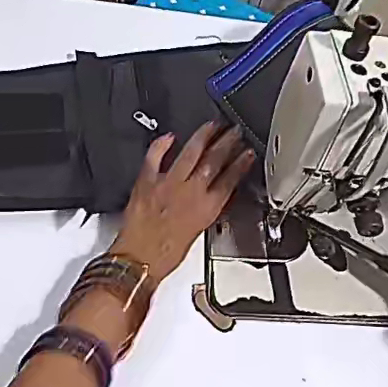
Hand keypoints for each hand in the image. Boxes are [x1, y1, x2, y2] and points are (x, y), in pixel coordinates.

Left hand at [110, 123, 254, 276]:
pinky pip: (155, 156)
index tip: (247, 152)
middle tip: (234, 131)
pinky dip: (162, 144)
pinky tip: (170, 136)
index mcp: (207, 208)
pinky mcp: (148, 181)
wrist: (140, 260)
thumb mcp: (198, 231)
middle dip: (227, 142)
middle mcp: (190, 192)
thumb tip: (213, 195)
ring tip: (212, 125)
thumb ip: (207, 208)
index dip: (241, 163)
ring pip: (190, 152)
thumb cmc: (166, 254)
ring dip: (203, 136)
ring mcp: (168, 184)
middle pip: (214, 161)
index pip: (230, 179)